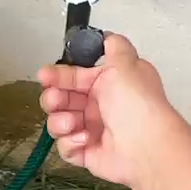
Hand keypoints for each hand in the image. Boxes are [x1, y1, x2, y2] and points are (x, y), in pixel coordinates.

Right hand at [36, 33, 187, 189]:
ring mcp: (91, 130)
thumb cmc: (138, 105)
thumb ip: (114, 46)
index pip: (73, 76)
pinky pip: (65, 147)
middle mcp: (99, 106)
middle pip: (61, 100)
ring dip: (61, 122)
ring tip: (74, 123)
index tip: (44, 76)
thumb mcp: (126, 63)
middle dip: (54, 99)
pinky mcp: (86, 153)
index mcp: (107, 84)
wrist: (145, 147)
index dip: (57, 75)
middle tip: (56, 101)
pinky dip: (71, 143)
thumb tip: (108, 36)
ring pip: (58, 124)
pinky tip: (85, 140)